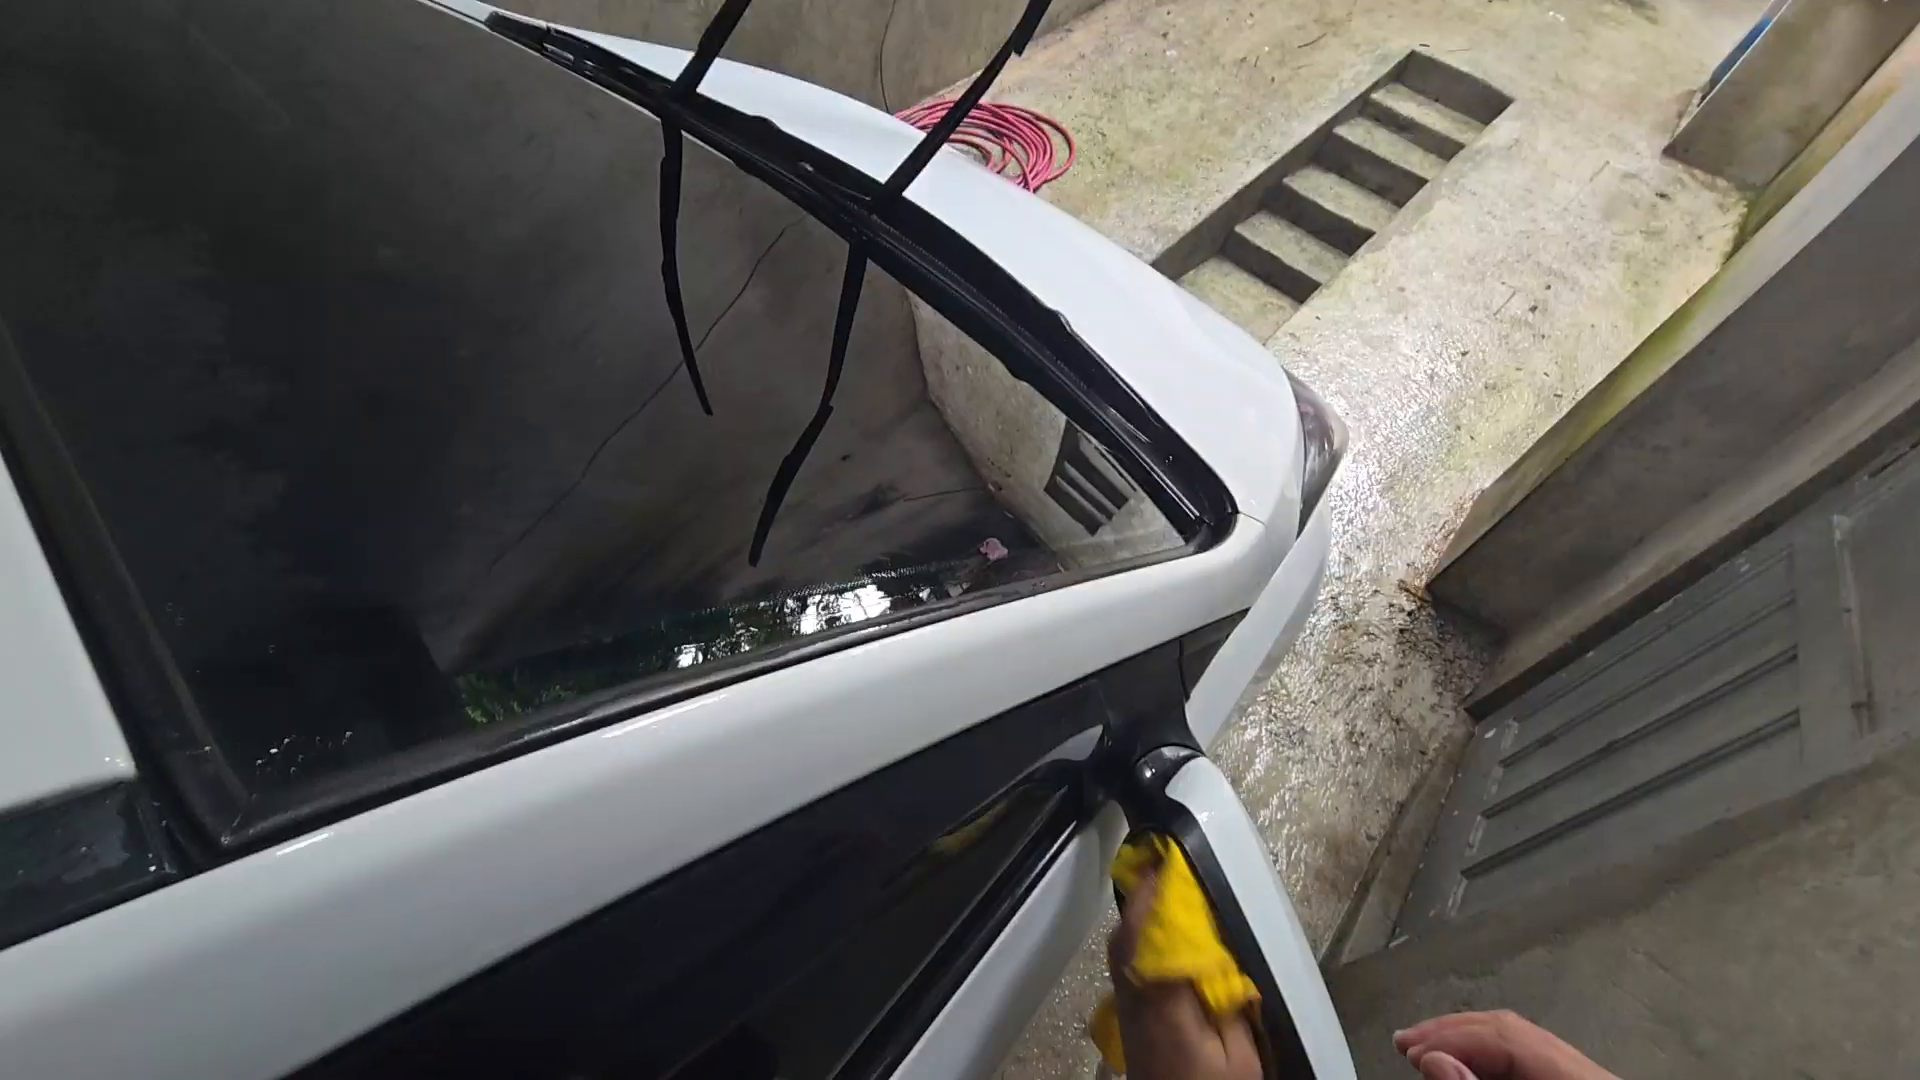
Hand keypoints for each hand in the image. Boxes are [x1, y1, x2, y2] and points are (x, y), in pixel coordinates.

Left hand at [1106, 873, 1261, 1079]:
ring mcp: (1124, 1008)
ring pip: (1119, 948)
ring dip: (1136, 917)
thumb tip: (1223, 963)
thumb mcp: (1240, 1060)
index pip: (1152, 938)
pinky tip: (1154, 935)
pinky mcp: (1125, 1017)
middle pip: (1125, 937)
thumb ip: (1232, 1008)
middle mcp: (1134, 997)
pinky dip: (1134, 939)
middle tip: (1161, 870)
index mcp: (1164, 1002)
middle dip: (1140, 899)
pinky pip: (1123, 964)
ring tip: (1158, 893)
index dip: (1156, 899)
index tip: (1168, 868)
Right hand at [1394, 1011, 1620, 1079]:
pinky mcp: (1576, 1079)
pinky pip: (1530, 1059)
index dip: (1453, 1037)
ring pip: (1521, 1041)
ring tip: (1423, 1049)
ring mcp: (1586, 1072)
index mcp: (1587, 1076)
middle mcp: (1591, 1068)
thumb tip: (1433, 1060)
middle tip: (1405, 1043)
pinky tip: (1462, 1062)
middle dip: (1452, 1032)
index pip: (1509, 1035)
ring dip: (1465, 1042)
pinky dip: (1488, 1058)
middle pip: (1513, 1030)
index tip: (1411, 1052)